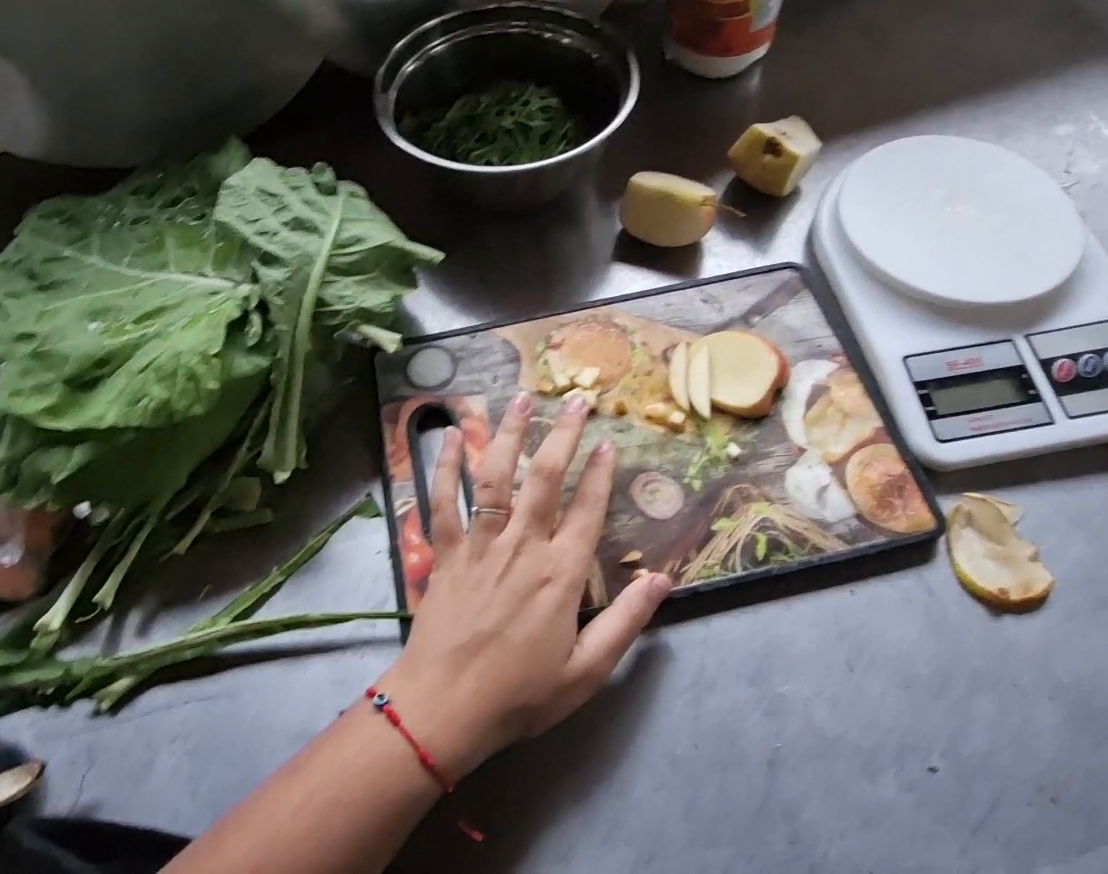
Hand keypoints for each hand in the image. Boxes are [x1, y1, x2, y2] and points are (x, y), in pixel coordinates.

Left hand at [375, 393, 671, 777]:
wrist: (444, 708)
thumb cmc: (520, 695)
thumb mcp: (587, 671)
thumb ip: (626, 622)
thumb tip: (662, 579)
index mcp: (560, 574)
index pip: (586, 509)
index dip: (600, 473)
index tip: (609, 441)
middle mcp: (522, 547)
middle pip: (545, 478)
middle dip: (563, 434)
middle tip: (577, 400)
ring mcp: (480, 545)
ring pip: (496, 477)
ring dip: (510, 434)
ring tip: (522, 399)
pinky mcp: (446, 553)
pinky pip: (444, 501)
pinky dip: (447, 467)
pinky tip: (452, 436)